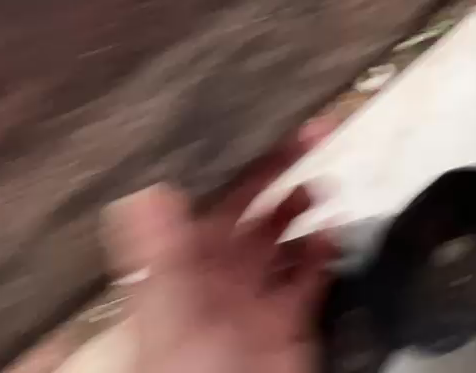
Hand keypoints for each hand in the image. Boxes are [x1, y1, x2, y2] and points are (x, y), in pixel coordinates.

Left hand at [102, 121, 336, 372]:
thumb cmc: (195, 368)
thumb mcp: (169, 313)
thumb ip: (160, 254)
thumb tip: (142, 190)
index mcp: (185, 268)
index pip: (217, 200)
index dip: (247, 163)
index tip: (282, 127)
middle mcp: (221, 276)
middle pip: (256, 211)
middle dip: (286, 174)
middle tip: (322, 135)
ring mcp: (257, 296)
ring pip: (286, 237)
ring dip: (307, 209)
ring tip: (327, 192)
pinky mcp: (290, 317)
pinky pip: (310, 273)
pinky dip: (323, 250)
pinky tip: (333, 236)